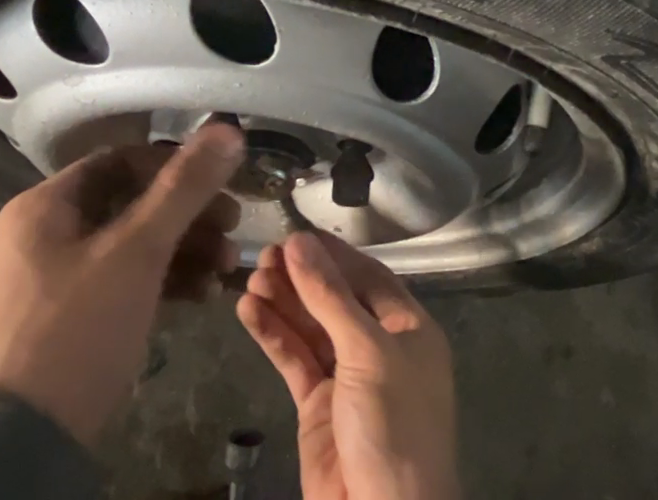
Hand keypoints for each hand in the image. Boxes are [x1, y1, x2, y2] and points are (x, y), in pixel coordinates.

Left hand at [0, 124, 245, 449]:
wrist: (7, 448)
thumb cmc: (72, 329)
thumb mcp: (135, 251)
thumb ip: (183, 189)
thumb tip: (228, 129)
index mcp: (47, 205)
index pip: (123, 160)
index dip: (177, 166)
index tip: (224, 183)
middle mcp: (45, 235)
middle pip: (131, 204)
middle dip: (189, 214)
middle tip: (233, 230)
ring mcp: (53, 283)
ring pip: (131, 248)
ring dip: (183, 251)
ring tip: (225, 270)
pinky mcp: (65, 326)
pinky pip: (122, 286)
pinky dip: (161, 284)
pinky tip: (200, 297)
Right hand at [237, 232, 460, 499]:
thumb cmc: (394, 424)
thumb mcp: (368, 352)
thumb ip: (331, 297)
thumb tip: (300, 242)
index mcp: (409, 329)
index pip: (369, 278)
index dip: (333, 255)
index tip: (297, 233)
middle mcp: (379, 347)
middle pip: (336, 300)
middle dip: (302, 277)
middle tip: (266, 253)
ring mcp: (347, 378)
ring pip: (311, 328)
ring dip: (283, 302)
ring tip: (252, 276)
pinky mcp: (318, 406)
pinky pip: (294, 360)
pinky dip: (273, 335)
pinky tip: (248, 310)